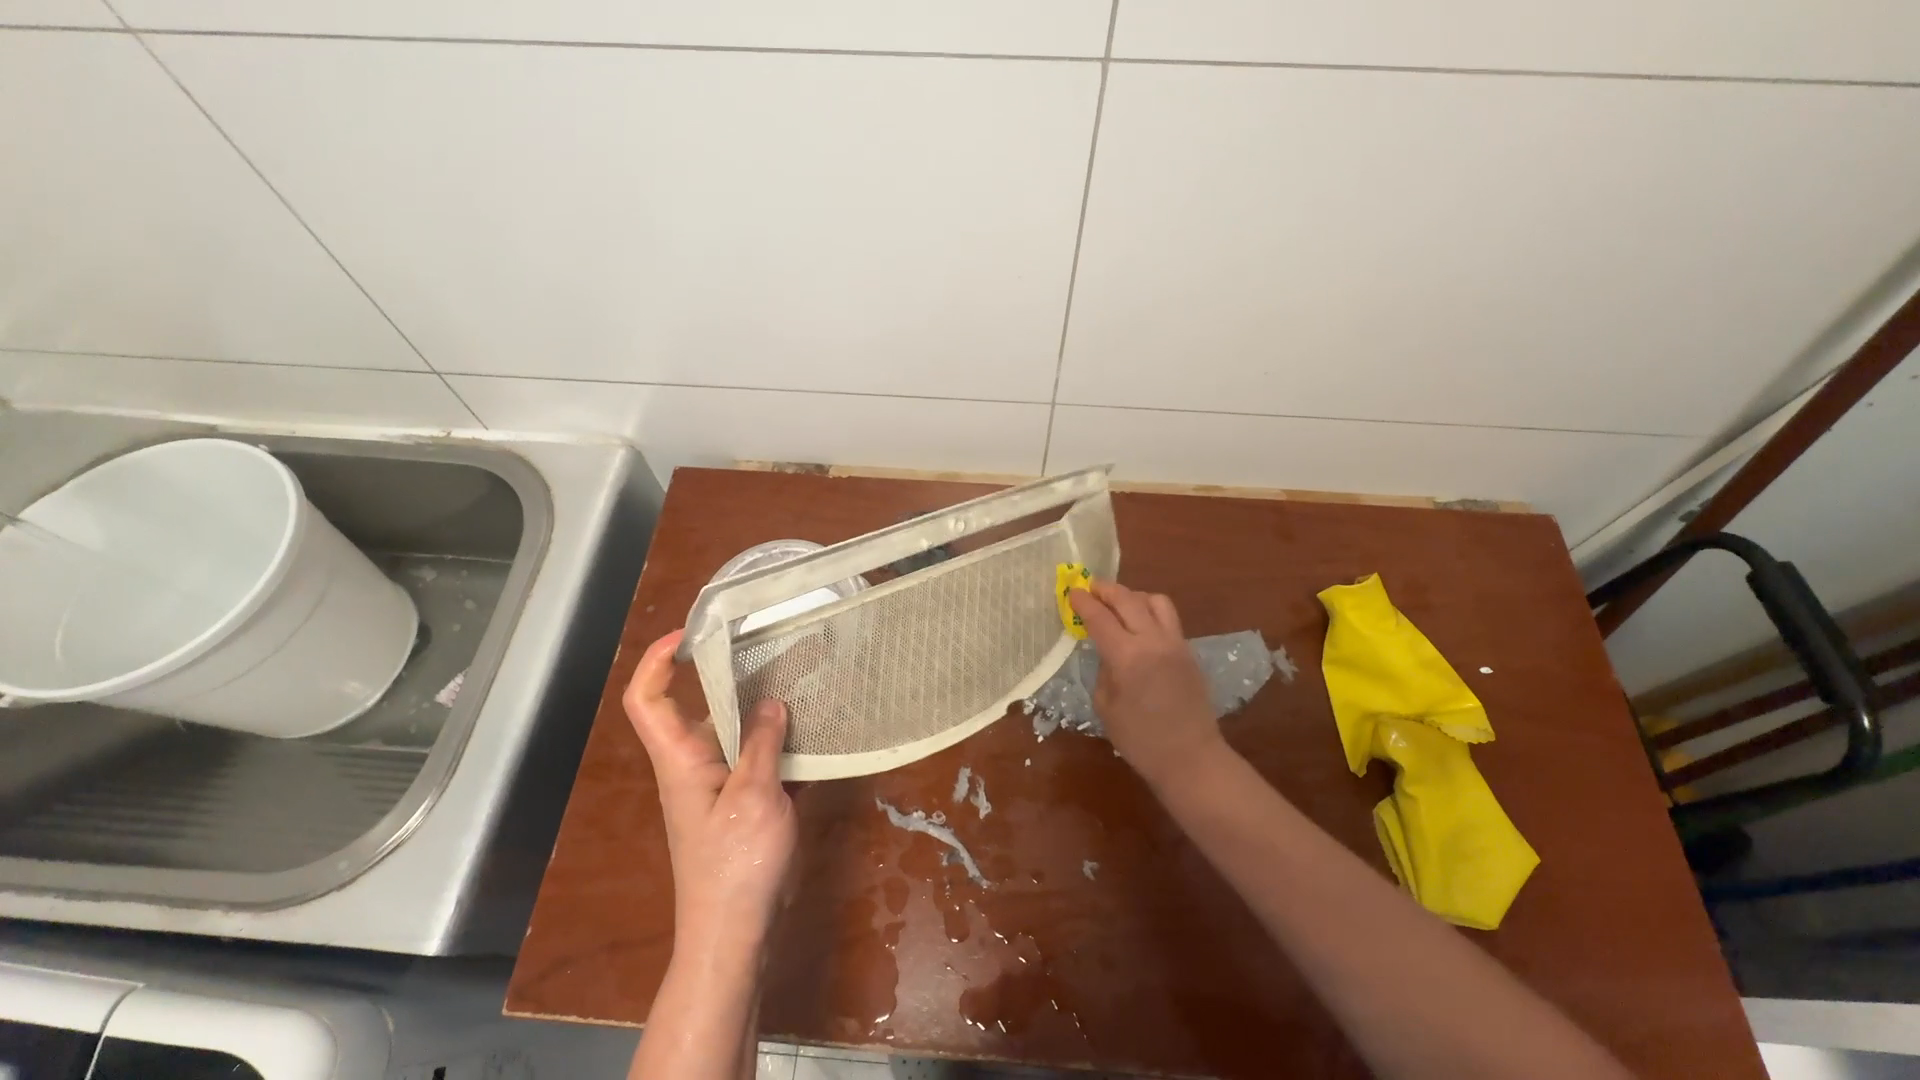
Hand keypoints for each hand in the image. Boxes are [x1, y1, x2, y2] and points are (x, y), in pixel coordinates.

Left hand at [622, 629, 798, 949]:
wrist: (735, 932)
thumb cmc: (734, 864)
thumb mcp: (753, 797)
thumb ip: (762, 745)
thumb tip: (771, 701)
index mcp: (681, 760)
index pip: (648, 700)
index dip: (657, 662)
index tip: (690, 634)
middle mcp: (696, 766)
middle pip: (704, 709)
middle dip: (734, 676)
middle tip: (776, 648)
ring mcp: (722, 787)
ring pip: (740, 736)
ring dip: (768, 712)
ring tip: (807, 683)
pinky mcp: (746, 806)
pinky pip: (762, 763)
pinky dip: (785, 747)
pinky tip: (819, 736)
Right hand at [1068, 581, 1225, 789]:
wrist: (1191, 757)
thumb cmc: (1140, 740)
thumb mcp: (1106, 706)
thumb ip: (1104, 671)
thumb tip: (1108, 653)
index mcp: (1127, 657)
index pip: (1100, 617)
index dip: (1082, 602)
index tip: (1071, 591)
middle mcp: (1153, 641)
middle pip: (1128, 599)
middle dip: (1106, 590)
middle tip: (1090, 588)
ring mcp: (1176, 643)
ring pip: (1156, 601)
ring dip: (1133, 596)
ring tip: (1118, 605)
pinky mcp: (1189, 651)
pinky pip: (1168, 619)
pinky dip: (1149, 612)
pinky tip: (1139, 626)